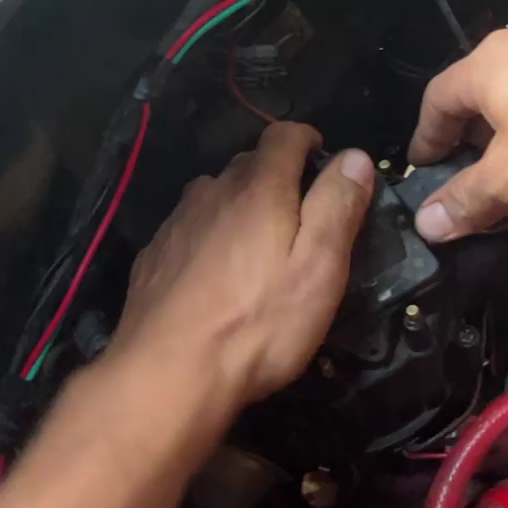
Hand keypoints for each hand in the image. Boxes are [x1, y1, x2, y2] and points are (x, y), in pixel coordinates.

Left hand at [110, 123, 375, 408]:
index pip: (284, 135)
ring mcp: (177, 223)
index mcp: (258, 188)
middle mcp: (212, 192)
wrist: (168, 373)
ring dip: (240, 207)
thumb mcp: (318, 267)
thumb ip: (337, 205)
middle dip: (279, 178)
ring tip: (257, 250)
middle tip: (301, 219)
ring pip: (216, 196)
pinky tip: (215, 276)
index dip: (310, 141)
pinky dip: (209, 237)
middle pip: (249, 164)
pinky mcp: (154, 255)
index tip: (326, 163)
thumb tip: (354, 156)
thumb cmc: (258, 322)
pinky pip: (190, 229)